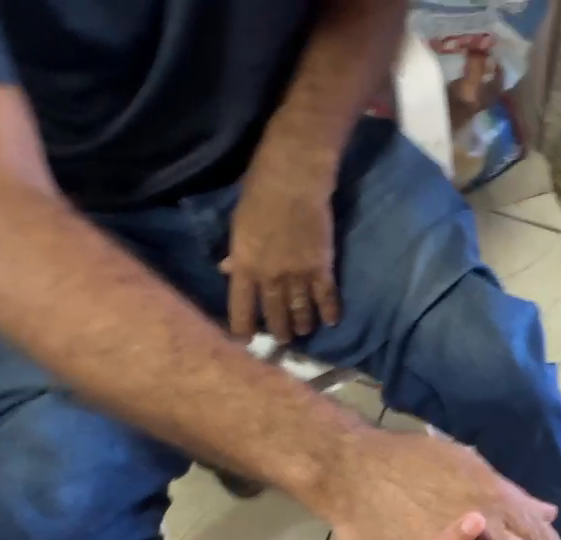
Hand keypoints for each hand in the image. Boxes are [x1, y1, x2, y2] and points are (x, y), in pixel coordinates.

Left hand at [221, 156, 341, 340]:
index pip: (240, 306)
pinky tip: (332, 321)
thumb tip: (228, 271)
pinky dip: (330, 311)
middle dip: (279, 329)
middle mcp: (270, 276)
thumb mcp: (239, 223)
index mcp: (244, 264)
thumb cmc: (260, 192)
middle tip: (283, 339)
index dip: (242, 327)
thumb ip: (237, 253)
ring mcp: (298, 274)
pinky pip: (327, 297)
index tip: (244, 340)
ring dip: (302, 323)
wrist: (294, 178)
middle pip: (274, 313)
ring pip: (301, 309)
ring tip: (304, 331)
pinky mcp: (322, 267)